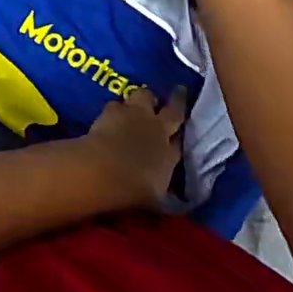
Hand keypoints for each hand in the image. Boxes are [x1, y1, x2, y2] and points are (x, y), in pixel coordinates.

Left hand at [81, 86, 188, 206]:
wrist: (108, 167)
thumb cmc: (135, 187)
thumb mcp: (157, 197)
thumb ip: (165, 192)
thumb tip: (175, 201)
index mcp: (170, 152)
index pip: (182, 140)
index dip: (183, 133)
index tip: (184, 128)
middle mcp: (157, 128)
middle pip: (172, 108)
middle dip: (177, 99)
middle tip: (178, 91)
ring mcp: (135, 114)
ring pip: (144, 95)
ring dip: (143, 98)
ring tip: (138, 101)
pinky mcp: (112, 109)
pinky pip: (117, 103)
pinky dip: (116, 108)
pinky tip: (112, 113)